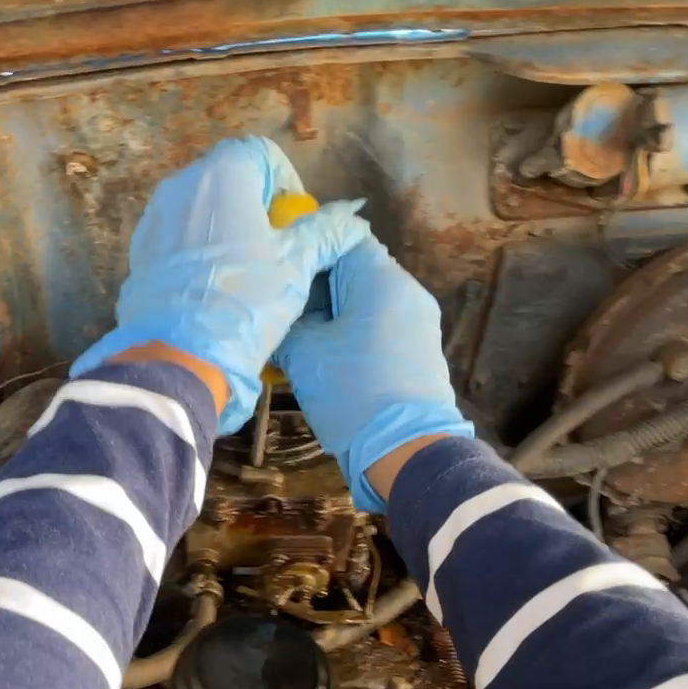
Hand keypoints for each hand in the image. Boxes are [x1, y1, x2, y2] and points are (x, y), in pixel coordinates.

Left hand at [73, 136, 369, 433]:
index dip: (284, 183)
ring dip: (223, 226)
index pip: (261, 155)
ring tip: (240, 268)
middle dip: (252, 204)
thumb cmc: (245, 301)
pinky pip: (176, 237)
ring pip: (199, 209)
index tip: (292, 221)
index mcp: (222, 174)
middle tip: (271, 245)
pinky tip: (209, 284)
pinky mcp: (138, 252)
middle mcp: (181, 185)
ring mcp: (154, 219)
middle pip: (226, 179)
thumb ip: (325, 230)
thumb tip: (349, 213)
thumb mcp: (297, 264)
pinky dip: (195, 249)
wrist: (180, 354)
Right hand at [273, 238, 473, 510]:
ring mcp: (413, 323)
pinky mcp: (411, 351)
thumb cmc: (352, 392)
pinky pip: (372, 327)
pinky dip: (342, 332)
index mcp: (382, 280)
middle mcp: (405, 293)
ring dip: (323, 313)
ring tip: (289, 331)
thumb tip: (276, 314)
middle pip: (350, 270)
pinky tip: (314, 353)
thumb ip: (286, 324)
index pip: (343, 237)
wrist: (404, 451)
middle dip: (310, 285)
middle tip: (274, 302)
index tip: (274, 265)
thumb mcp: (305, 354)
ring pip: (359, 301)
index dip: (306, 244)